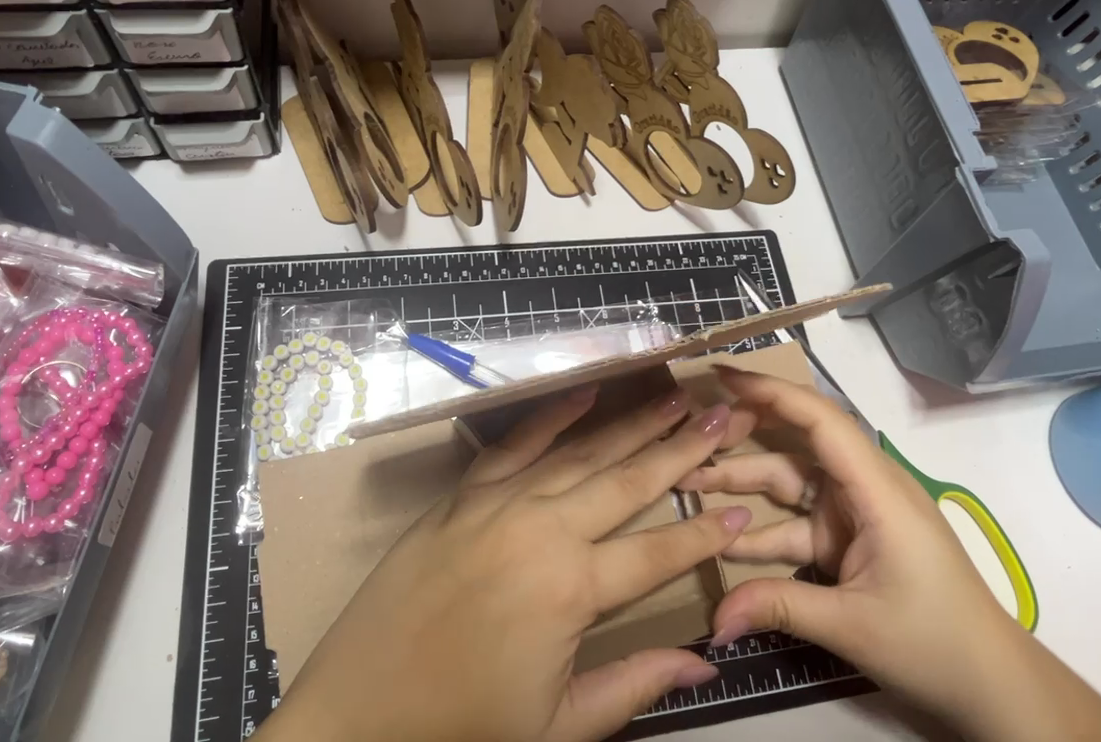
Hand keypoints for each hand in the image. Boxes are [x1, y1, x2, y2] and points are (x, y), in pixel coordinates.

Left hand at [257, 384, 754, 741]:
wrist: (357, 714)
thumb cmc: (462, 728)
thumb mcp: (558, 727)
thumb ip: (635, 684)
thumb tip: (707, 664)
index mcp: (572, 589)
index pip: (658, 552)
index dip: (704, 532)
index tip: (742, 506)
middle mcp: (542, 529)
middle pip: (627, 481)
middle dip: (681, 449)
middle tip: (723, 416)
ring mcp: (498, 503)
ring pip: (580, 453)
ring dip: (631, 424)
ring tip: (673, 398)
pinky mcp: (461, 495)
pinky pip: (514, 444)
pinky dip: (552, 416)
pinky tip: (586, 392)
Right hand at [681, 369, 1100, 741]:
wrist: (992, 687)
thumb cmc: (936, 643)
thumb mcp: (853, 626)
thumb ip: (778, 607)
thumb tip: (714, 619)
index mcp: (876, 489)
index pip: (819, 421)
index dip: (770, 391)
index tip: (721, 375)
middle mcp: (861, 489)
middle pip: (792, 449)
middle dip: (738, 440)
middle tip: (685, 433)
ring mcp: (852, 516)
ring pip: (786, 487)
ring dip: (739, 487)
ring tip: (683, 482)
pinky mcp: (845, 542)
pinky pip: (792, 526)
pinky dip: (758, 531)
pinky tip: (717, 535)